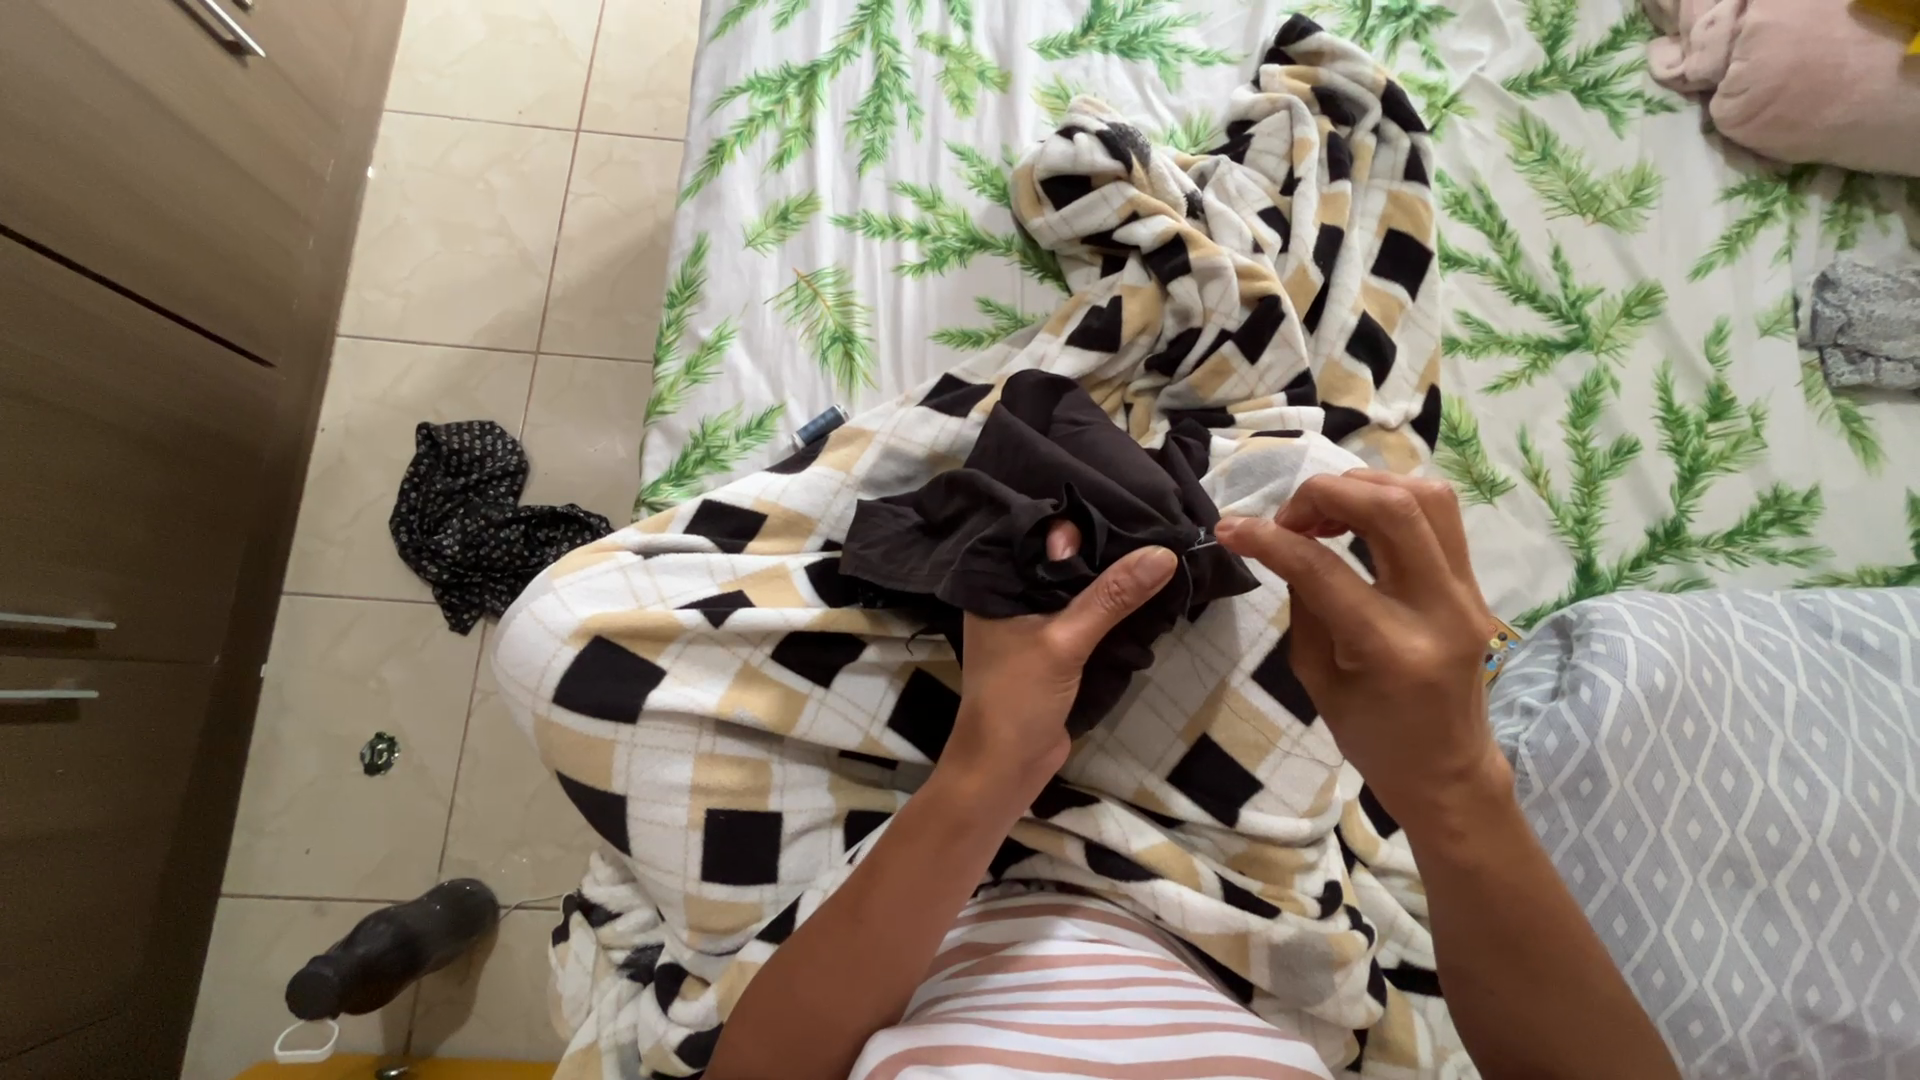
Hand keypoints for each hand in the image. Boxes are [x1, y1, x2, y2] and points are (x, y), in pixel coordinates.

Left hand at [939, 522, 1177, 807]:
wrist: (1005, 769)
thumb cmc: (1018, 698)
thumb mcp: (1065, 640)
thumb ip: (1111, 597)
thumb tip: (1163, 553)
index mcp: (997, 584)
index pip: (1039, 535)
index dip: (1081, 521)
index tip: (1128, 502)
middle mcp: (1012, 597)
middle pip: (1063, 562)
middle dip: (1103, 549)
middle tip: (1155, 523)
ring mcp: (1034, 624)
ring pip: (1078, 590)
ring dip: (1111, 580)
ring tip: (1159, 549)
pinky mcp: (1054, 650)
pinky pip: (1085, 617)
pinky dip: (1111, 610)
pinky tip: (1146, 593)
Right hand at [1213, 470, 1510, 830]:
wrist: (1448, 769)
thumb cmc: (1369, 735)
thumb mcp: (1314, 674)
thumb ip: (1304, 602)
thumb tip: (1288, 545)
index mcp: (1390, 648)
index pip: (1322, 568)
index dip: (1267, 538)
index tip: (1230, 529)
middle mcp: (1441, 610)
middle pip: (1392, 508)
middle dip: (1324, 493)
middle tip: (1288, 518)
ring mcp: (1469, 594)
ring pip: (1427, 498)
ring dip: (1363, 488)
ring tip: (1323, 514)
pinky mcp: (1475, 585)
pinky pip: (1440, 516)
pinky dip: (1391, 500)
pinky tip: (1356, 521)